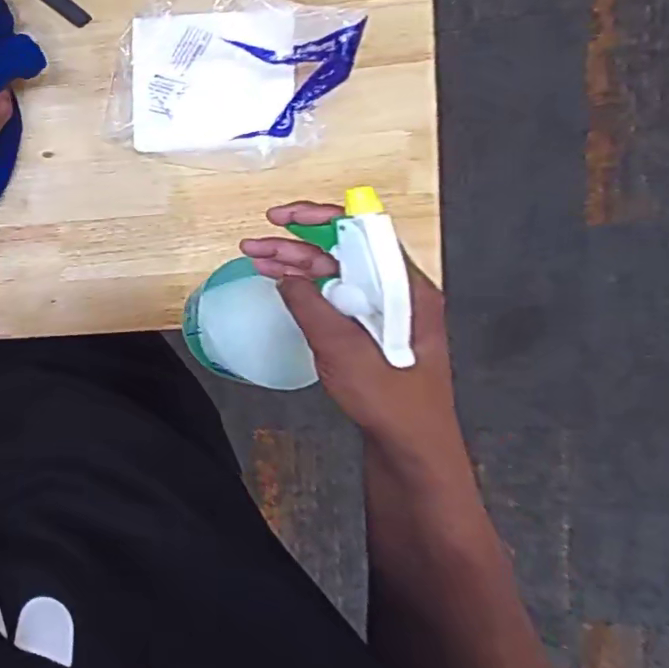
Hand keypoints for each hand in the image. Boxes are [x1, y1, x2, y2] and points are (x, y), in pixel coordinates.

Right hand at [240, 202, 462, 473]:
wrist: (412, 451)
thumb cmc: (391, 404)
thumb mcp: (343, 350)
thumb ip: (310, 306)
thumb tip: (286, 277)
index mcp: (405, 289)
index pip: (364, 232)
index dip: (322, 216)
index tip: (284, 217)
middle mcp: (396, 292)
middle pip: (343, 249)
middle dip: (296, 241)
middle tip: (256, 243)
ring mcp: (382, 309)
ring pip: (334, 270)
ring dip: (294, 261)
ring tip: (256, 258)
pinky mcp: (368, 326)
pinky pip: (334, 292)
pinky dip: (303, 284)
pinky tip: (279, 280)